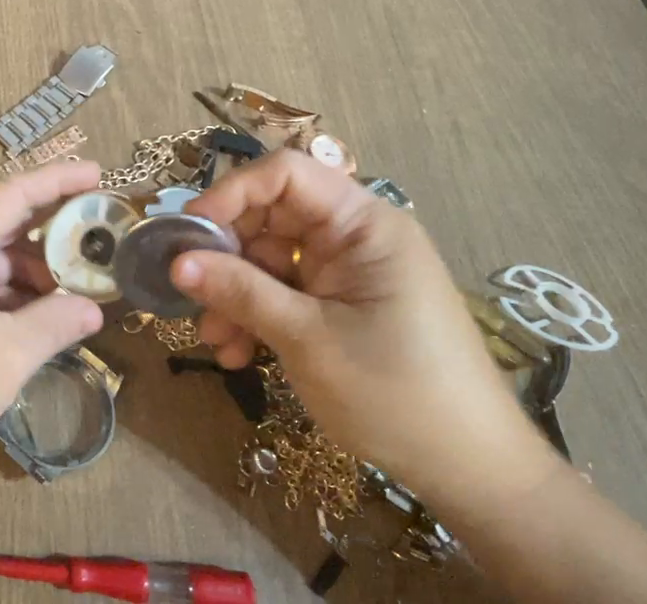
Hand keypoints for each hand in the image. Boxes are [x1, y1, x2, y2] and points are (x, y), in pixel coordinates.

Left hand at [0, 161, 105, 479]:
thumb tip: (93, 309)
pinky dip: (0, 290)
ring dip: (26, 271)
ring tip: (74, 293)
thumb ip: (55, 322)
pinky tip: (34, 314)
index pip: (13, 193)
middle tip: (97, 243)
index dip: (58, 181)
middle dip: (48, 236)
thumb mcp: (7, 355)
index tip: (97, 172)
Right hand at [174, 150, 553, 502]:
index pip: (286, 174)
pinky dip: (255, 316)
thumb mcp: (307, 339)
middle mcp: (355, 236)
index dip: (231, 193)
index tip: (190, 233)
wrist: (469, 471)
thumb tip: (176, 261)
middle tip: (191, 295)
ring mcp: (347, 271)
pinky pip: (283, 291)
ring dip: (234, 295)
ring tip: (215, 342)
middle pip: (269, 217)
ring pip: (268, 259)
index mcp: (364, 224)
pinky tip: (238, 354)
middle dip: (226, 257)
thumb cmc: (396, 393)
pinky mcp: (341, 303)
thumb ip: (240, 292)